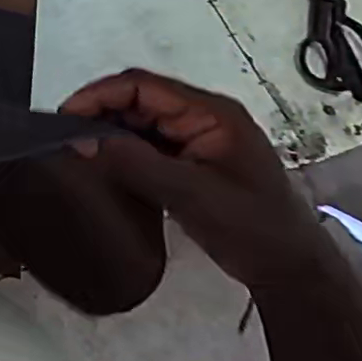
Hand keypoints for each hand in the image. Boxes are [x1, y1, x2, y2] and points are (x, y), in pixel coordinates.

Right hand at [59, 70, 332, 292]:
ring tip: (79, 144)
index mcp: (210, 112)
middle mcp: (202, 115)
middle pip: (138, 97)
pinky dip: (122, 145)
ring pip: (139, 118)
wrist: (294, 275)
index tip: (68, 114)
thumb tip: (80, 142)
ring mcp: (197, 135)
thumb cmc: (252, 229)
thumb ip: (135, 163)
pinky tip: (103, 158)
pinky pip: (147, 139)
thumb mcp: (190, 195)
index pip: (143, 85)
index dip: (100, 94)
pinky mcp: (190, 156)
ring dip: (109, 128)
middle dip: (100, 110)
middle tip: (67, 131)